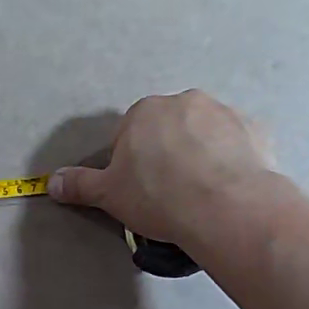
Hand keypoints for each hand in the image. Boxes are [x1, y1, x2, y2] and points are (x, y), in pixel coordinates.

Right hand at [47, 90, 286, 252]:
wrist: (224, 207)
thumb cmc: (158, 197)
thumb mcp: (109, 195)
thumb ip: (80, 185)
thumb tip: (52, 182)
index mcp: (144, 111)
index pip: (129, 136)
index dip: (130, 166)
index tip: (138, 192)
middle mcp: (184, 101)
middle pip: (168, 130)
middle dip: (166, 156)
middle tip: (167, 195)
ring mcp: (224, 112)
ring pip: (204, 136)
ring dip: (199, 157)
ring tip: (200, 195)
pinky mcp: (255, 130)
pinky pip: (236, 146)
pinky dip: (231, 163)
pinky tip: (227, 190)